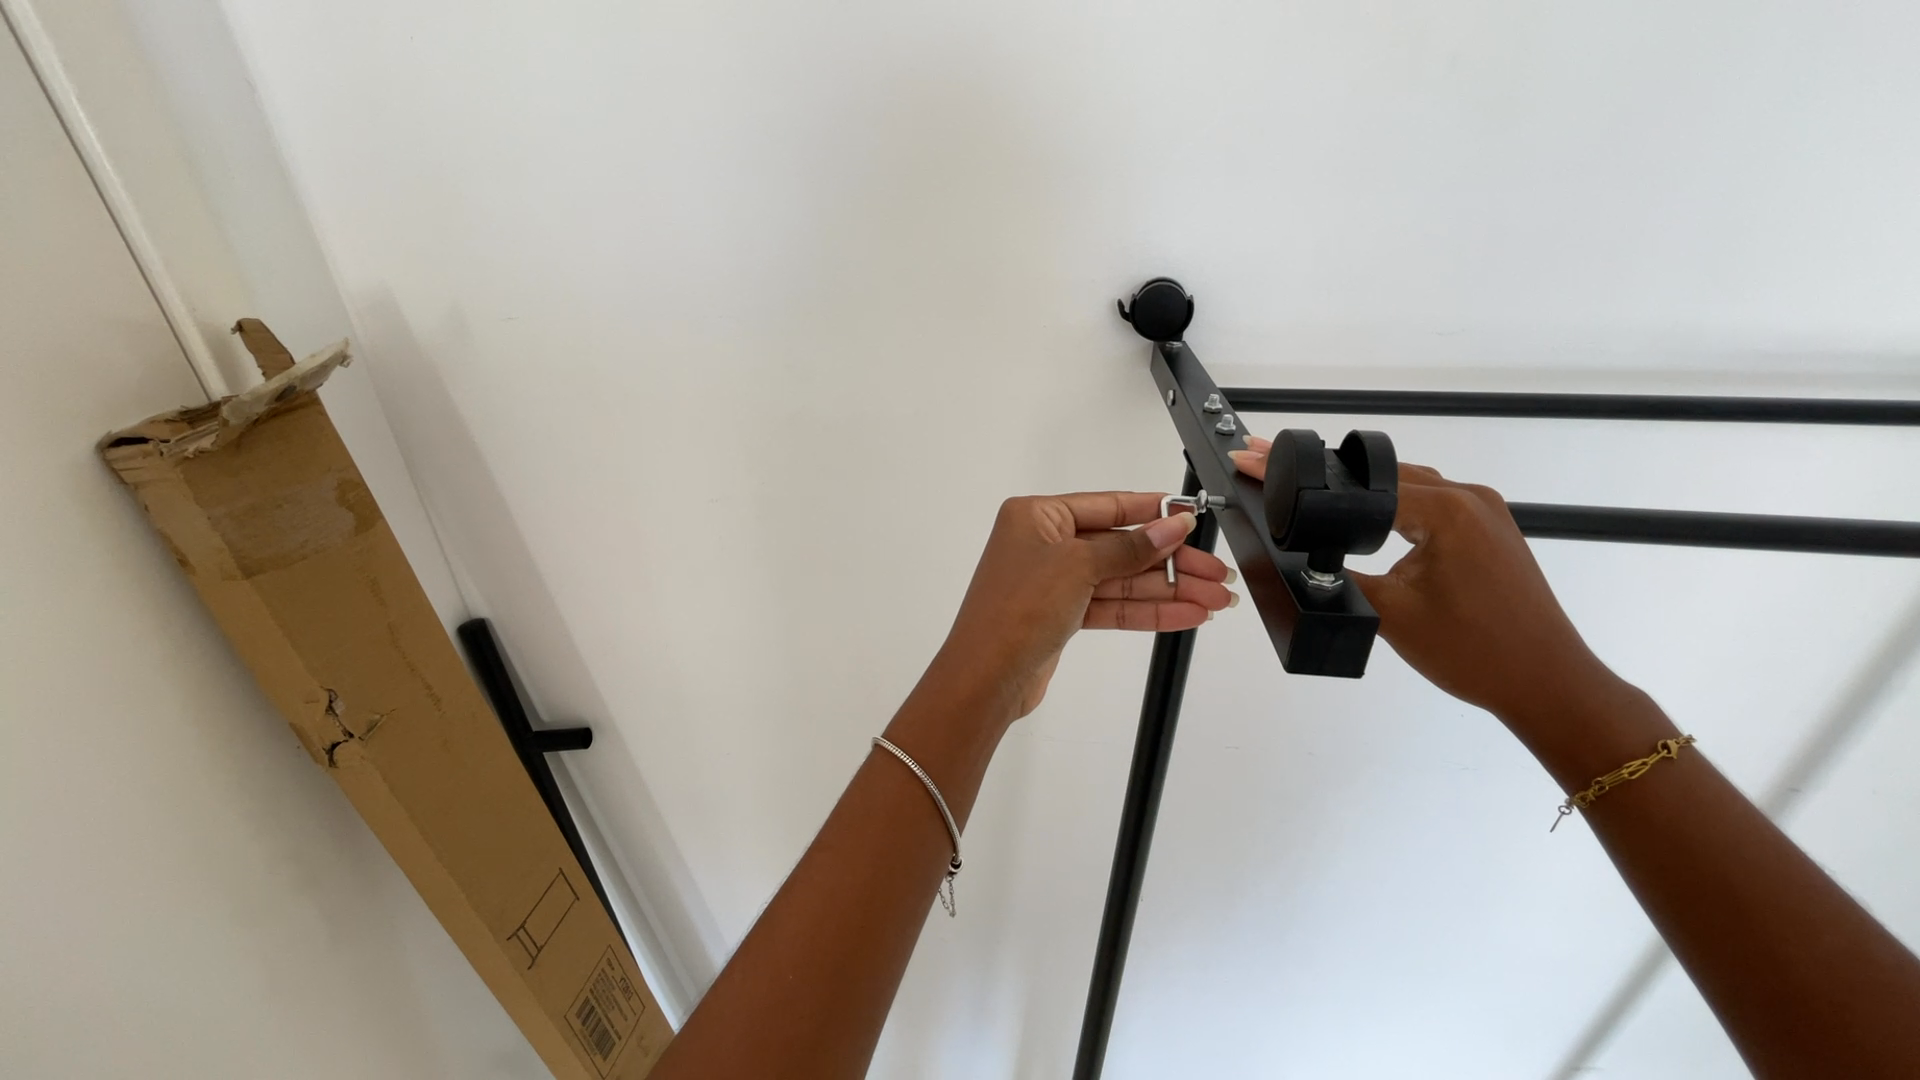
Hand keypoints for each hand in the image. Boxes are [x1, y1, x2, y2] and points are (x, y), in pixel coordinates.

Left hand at [935, 493, 1236, 719]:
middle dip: (1172, 563)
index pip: (1108, 506)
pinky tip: (1187, 614)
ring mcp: (1054, 582)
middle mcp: (1044, 545)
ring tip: (1215, 598)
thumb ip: (1130, 547)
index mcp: (1037, 516)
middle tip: (1217, 574)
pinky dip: (1149, 611)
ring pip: (1122, 580)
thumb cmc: (1014, 612)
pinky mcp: (1063, 615)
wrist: (986, 677)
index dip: (1153, 512)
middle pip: (1121, 546)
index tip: (1191, 518)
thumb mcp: (1078, 566)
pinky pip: (1114, 607)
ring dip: (1169, 591)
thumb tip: (1171, 526)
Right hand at [1229, 440, 1622, 725]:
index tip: (1255, 461)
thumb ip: (1337, 577)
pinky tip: (1361, 516)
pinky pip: (1428, 504)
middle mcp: (1470, 499)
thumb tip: (1305, 560)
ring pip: (1405, 486)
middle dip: (1324, 474)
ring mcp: (1484, 512)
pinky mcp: (1487, 530)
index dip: (1298, 475)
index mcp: (1447, 511)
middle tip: (1268, 467)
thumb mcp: (1390, 613)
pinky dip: (1391, 506)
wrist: (1546, 684)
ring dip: (1358, 490)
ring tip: (1311, 494)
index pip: (1355, 483)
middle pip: (1379, 473)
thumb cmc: (1478, 653)